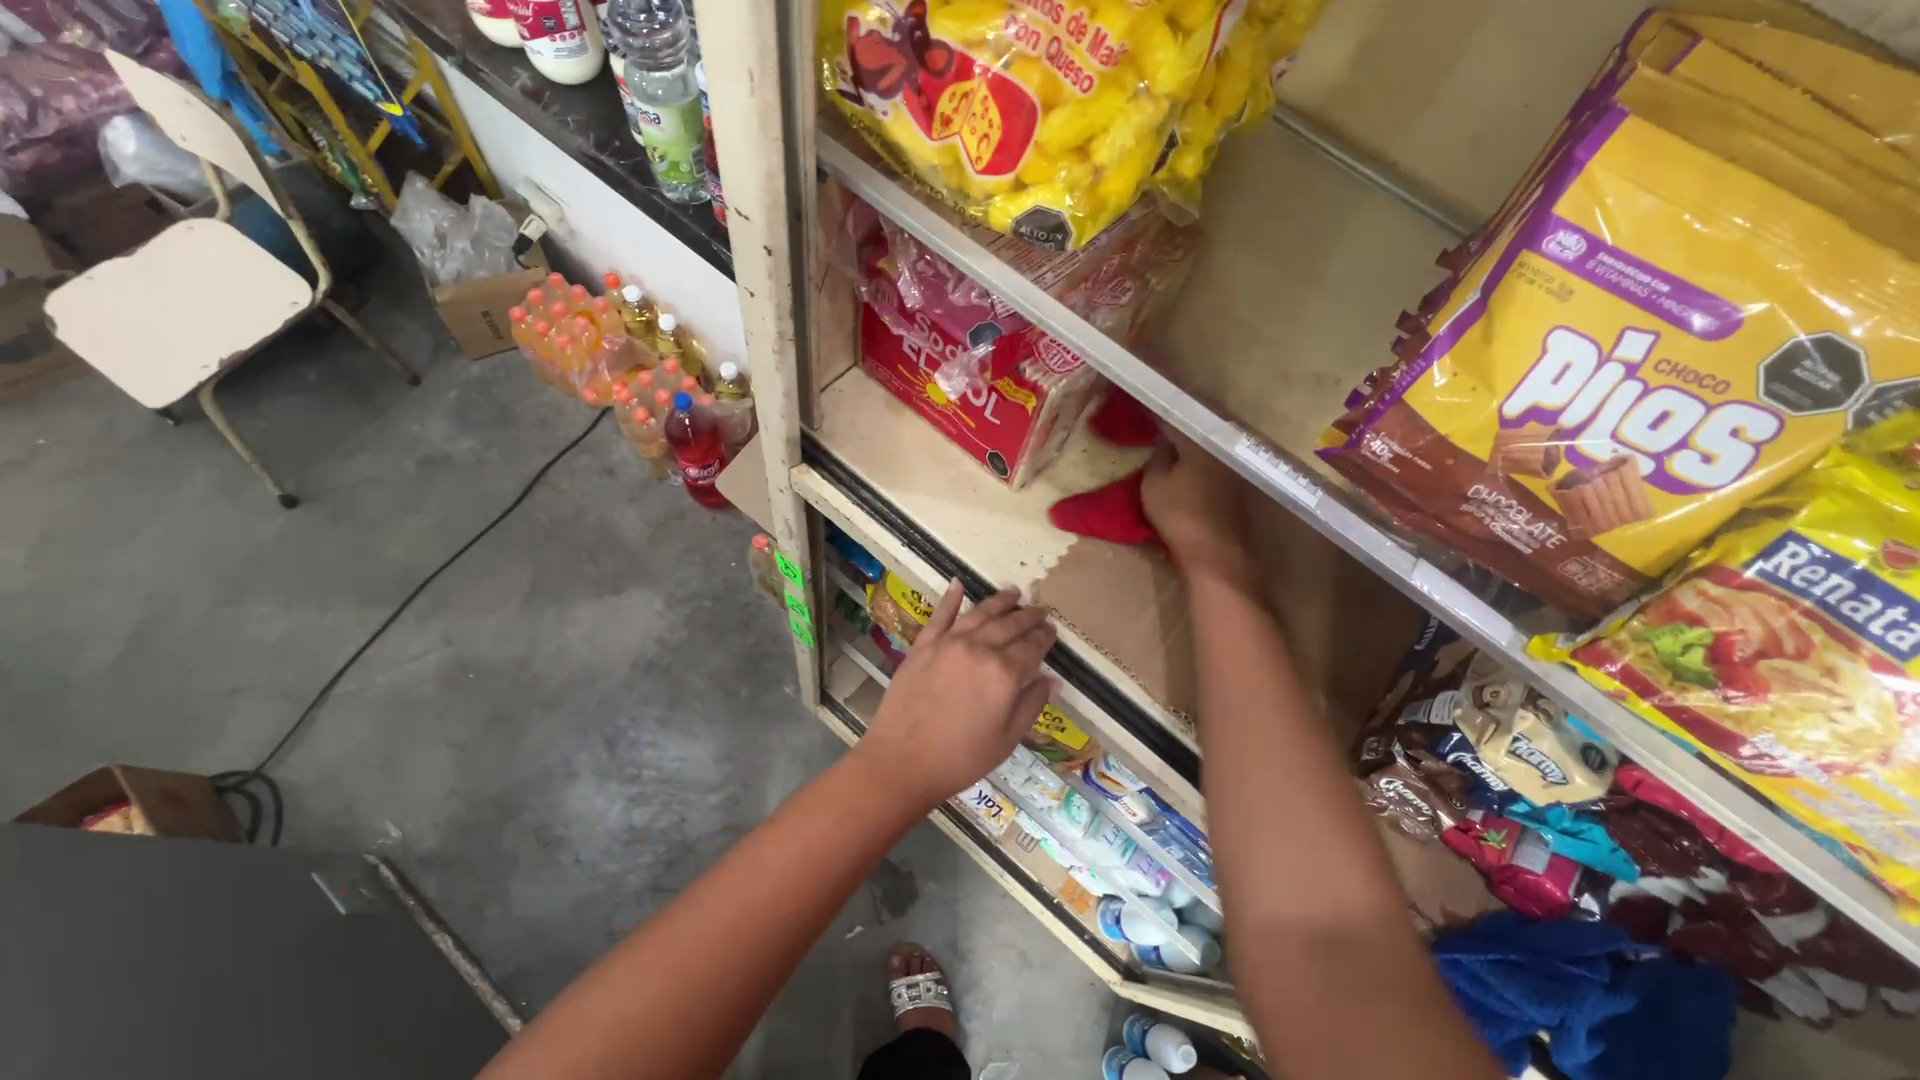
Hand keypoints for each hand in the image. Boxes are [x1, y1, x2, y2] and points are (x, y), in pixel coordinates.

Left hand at [858, 581, 1057, 809]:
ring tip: (1014, 592)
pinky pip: (940, 616)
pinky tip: (958, 584)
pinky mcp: (922, 646)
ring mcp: (948, 644)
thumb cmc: (960, 759)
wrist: (901, 761)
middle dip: (1028, 617)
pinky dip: (950, 598)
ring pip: (980, 614)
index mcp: (1005, 674)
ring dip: (1000, 601)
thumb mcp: (1006, 739)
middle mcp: (980, 649)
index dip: (1044, 637)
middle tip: (1040, 611)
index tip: (1052, 631)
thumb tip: (1052, 681)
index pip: (1032, 647)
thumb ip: (1031, 705)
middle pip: (1010, 625)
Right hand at [1141, 428, 1258, 591]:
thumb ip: (1158, 456)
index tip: (1145, 406)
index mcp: (1200, 442)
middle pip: (1201, 425)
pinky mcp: (1239, 486)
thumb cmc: (1180, 515)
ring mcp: (1235, 467)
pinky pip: (1218, 459)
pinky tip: (1192, 457)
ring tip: (1176, 431)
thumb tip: (1163, 439)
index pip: (1176, 418)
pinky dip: (1204, 454)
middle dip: (1182, 419)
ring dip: (1196, 435)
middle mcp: (1222, 448)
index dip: (1158, 413)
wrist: (1216, 553)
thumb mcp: (1154, 484)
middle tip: (1162, 414)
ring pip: (1212, 442)